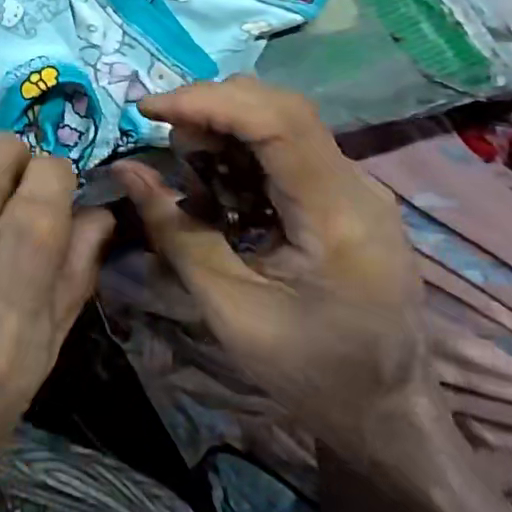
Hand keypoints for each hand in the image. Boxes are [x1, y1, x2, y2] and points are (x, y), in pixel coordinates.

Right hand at [114, 78, 508, 511]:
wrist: (386, 411)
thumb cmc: (309, 368)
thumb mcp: (228, 309)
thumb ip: (175, 233)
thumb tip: (125, 169)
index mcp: (338, 217)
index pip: (278, 122)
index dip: (207, 101)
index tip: (148, 109)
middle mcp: (355, 187)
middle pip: (278, 107)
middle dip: (208, 107)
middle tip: (161, 138)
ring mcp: (353, 187)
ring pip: (278, 117)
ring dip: (219, 124)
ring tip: (187, 167)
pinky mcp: (339, 192)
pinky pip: (283, 143)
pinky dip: (236, 144)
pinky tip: (215, 180)